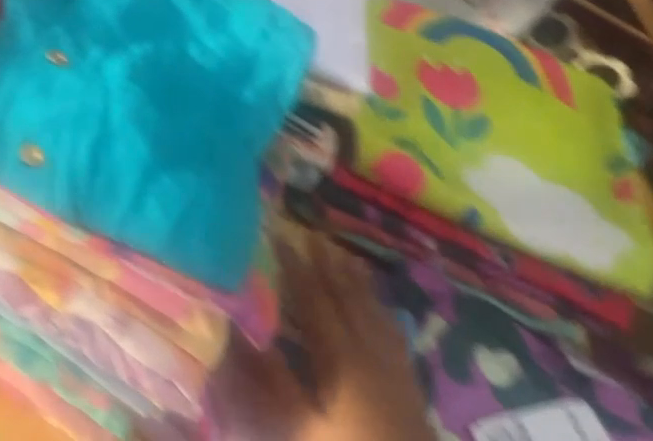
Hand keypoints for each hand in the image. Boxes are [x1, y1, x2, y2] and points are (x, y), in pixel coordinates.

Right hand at [227, 233, 435, 440]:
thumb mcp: (302, 428)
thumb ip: (274, 379)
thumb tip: (245, 333)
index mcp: (340, 357)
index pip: (313, 299)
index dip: (295, 266)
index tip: (277, 235)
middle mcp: (368, 351)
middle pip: (346, 296)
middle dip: (326, 263)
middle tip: (310, 231)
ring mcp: (392, 366)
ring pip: (371, 308)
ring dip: (354, 279)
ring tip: (340, 253)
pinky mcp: (407, 382)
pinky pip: (390, 328)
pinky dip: (379, 306)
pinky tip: (377, 303)